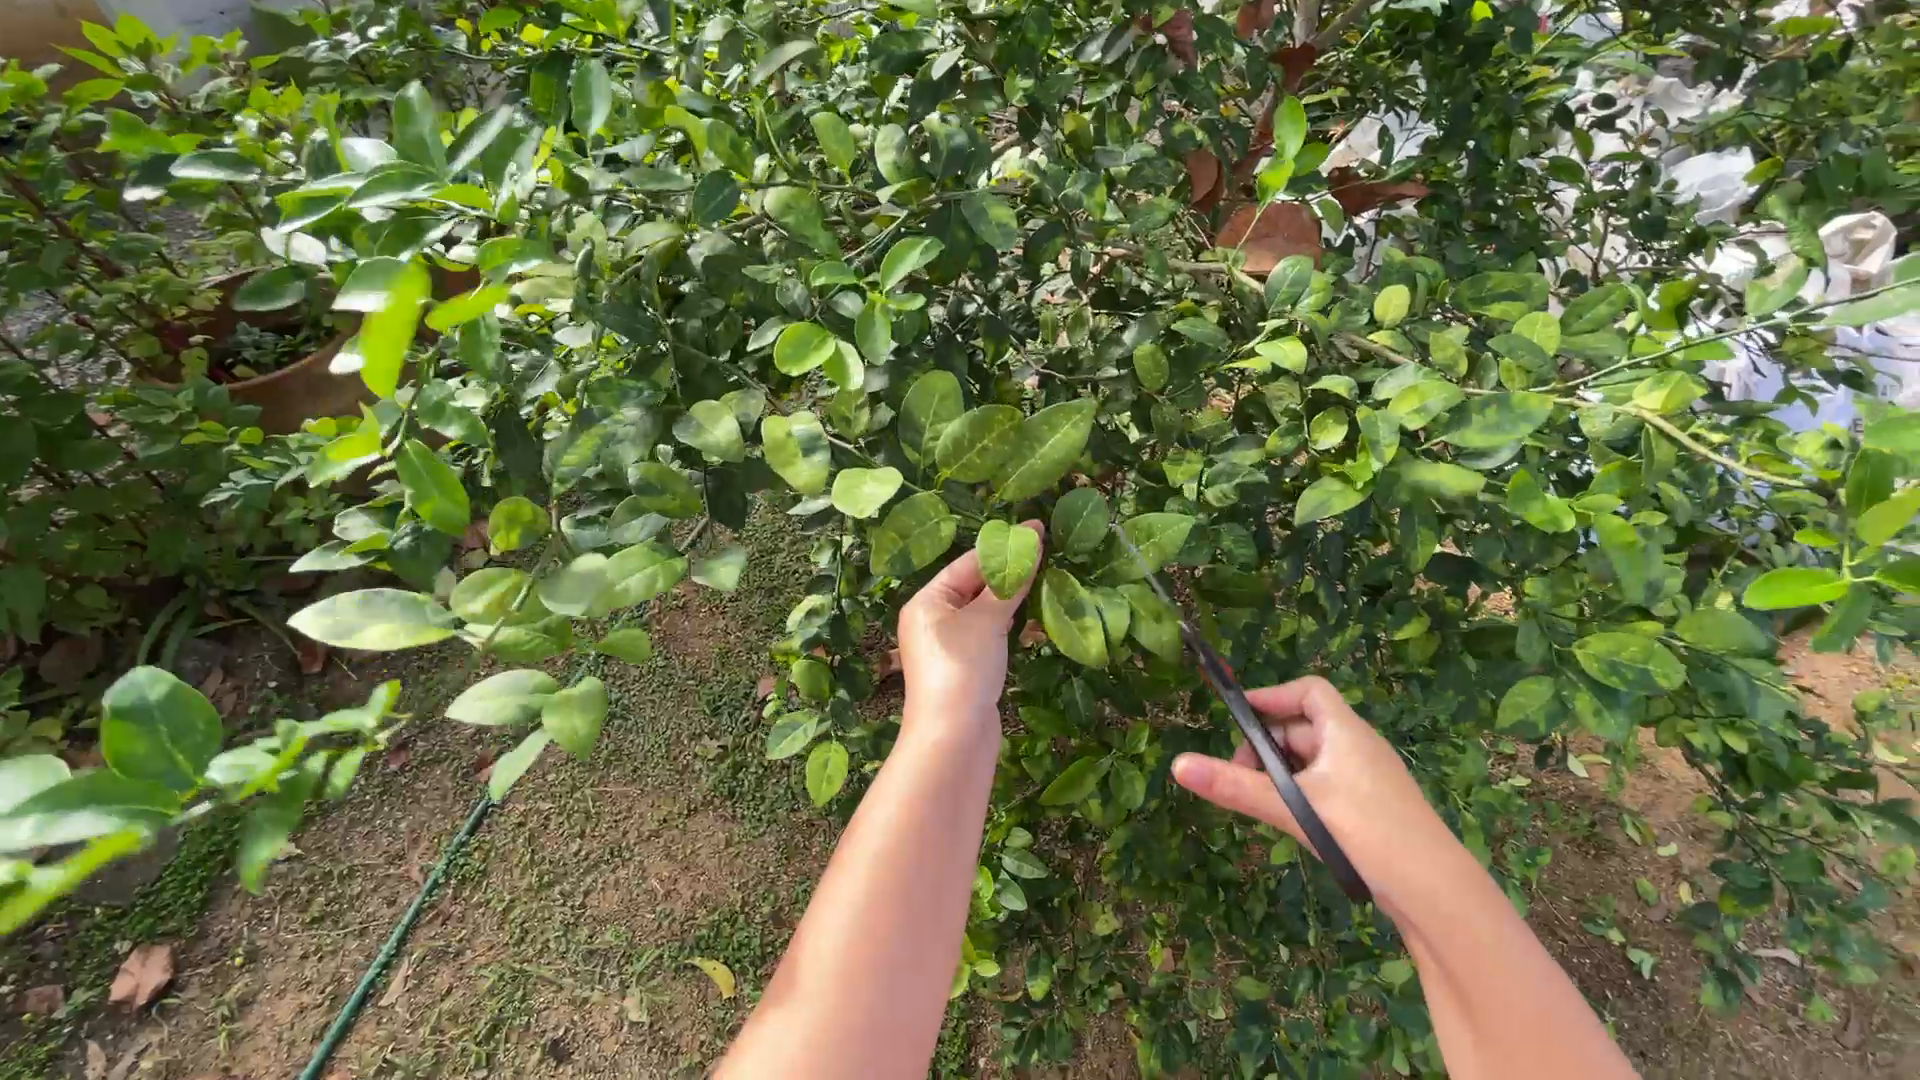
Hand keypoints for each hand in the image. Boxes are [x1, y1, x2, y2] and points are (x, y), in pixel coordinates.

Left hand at [896, 521, 1044, 740]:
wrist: (953, 738)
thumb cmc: (963, 669)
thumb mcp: (987, 621)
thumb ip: (1010, 583)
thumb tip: (1031, 544)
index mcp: (927, 601)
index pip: (968, 563)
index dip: (1005, 546)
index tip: (1037, 529)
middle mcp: (932, 619)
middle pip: (974, 585)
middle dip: (1009, 571)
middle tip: (1048, 552)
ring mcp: (948, 645)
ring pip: (984, 610)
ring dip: (1012, 597)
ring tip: (1047, 578)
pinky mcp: (964, 666)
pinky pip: (988, 633)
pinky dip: (1009, 623)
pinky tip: (1032, 617)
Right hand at [1170, 676, 1464, 916]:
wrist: (1438, 894)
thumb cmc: (1365, 833)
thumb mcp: (1293, 806)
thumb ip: (1235, 787)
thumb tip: (1177, 765)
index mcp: (1345, 731)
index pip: (1307, 691)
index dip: (1271, 696)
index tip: (1237, 716)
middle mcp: (1359, 747)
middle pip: (1302, 727)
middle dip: (1265, 746)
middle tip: (1238, 776)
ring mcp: (1370, 779)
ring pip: (1313, 760)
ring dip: (1281, 773)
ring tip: (1260, 802)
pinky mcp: (1374, 809)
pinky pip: (1327, 784)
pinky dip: (1301, 792)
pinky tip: (1292, 821)